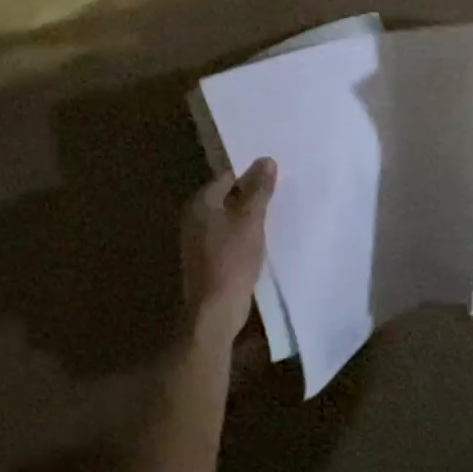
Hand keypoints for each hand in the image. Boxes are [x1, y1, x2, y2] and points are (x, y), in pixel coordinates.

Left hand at [182, 157, 277, 344]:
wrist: (215, 311)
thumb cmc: (232, 259)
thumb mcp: (251, 220)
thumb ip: (259, 190)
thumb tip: (266, 160)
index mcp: (201, 203)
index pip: (227, 176)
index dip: (251, 175)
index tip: (275, 179)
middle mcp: (194, 218)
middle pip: (227, 197)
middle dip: (251, 196)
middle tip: (279, 196)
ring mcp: (197, 241)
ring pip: (228, 218)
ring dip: (248, 218)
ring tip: (275, 217)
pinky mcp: (206, 260)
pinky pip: (227, 238)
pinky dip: (242, 236)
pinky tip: (260, 242)